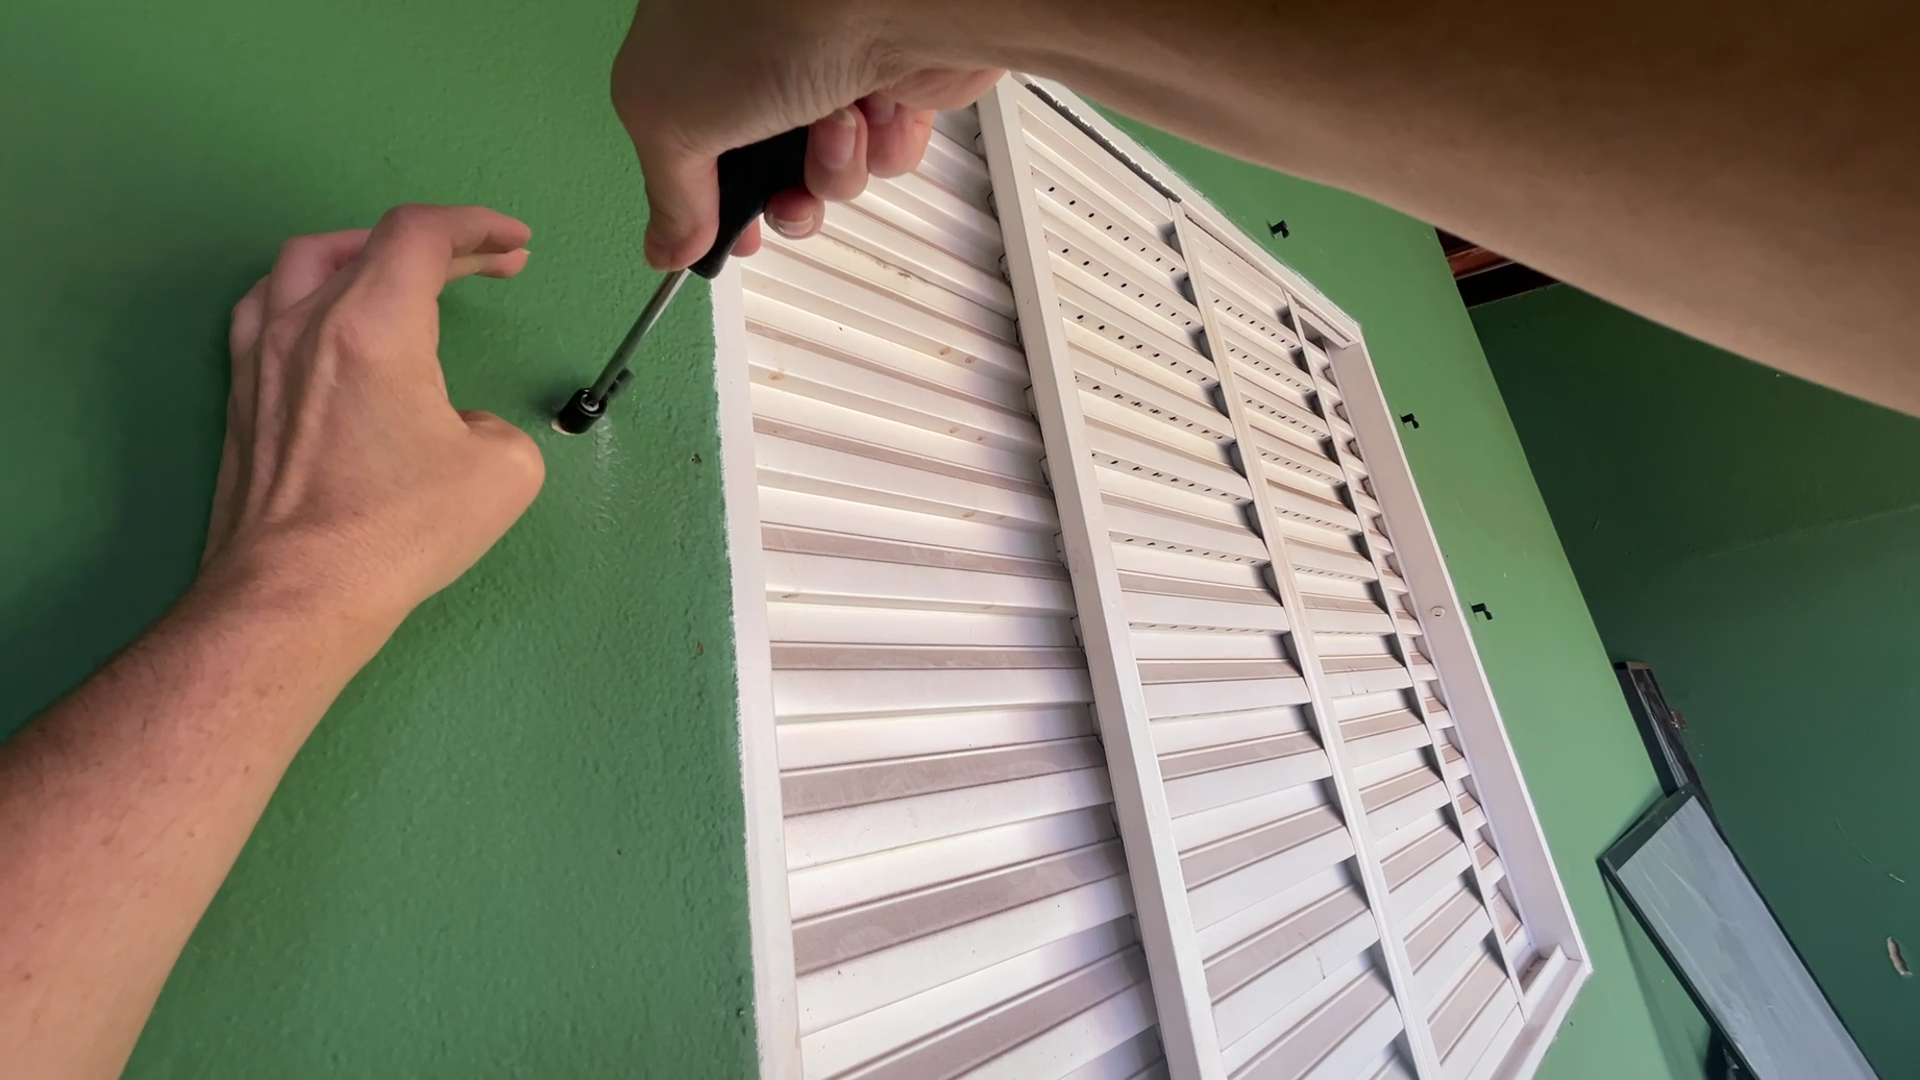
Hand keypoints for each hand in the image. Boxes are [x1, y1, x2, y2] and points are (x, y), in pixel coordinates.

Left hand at [202, 204, 544, 629]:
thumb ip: (500, 424)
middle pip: (370, 243)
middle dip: (444, 244)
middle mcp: (308, 324)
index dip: (477, 226)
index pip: (420, 237)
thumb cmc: (407, 526)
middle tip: (495, 261)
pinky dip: (327, 290)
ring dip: (375, 256)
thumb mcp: (508, 470)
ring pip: (309, 263)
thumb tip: (462, 424)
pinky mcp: (245, 391)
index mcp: (374, 330)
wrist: (300, 589)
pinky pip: (277, 304)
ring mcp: (263, 355)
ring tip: (419, 277)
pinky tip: (346, 321)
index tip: (518, 243)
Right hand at [610, 0, 1000, 268]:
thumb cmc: (766, 25)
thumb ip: (668, 195)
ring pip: (833, 174)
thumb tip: (665, 251)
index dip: (718, 203)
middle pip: (773, 175)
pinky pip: (885, 157)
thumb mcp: (671, 116)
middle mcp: (764, 56)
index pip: (700, 143)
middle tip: (790, 199)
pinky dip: (881, 148)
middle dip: (786, 201)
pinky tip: (876, 112)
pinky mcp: (894, 89)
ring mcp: (833, 72)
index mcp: (695, 49)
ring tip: (836, 124)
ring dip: (833, 170)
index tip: (736, 240)